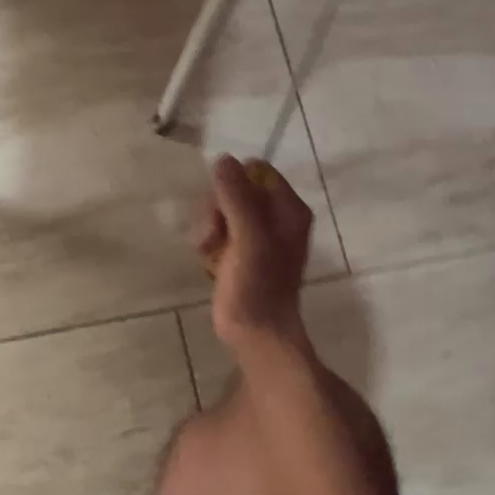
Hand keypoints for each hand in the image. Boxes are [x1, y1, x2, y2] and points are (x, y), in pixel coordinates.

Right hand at [198, 155, 314, 348]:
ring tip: (205, 249)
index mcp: (289, 209)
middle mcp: (279, 217)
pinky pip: (223, 229)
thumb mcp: (247, 238)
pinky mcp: (246, 253)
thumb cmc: (256, 287)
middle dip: (217, 208)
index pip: (255, 170)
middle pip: (238, 188)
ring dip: (210, 225)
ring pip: (226, 209)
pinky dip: (212, 239)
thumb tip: (223, 159)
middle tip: (210, 235)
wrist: (256, 334)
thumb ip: (236, 198)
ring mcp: (262, 236)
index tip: (220, 210)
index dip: (232, 185)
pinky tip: (207, 257)